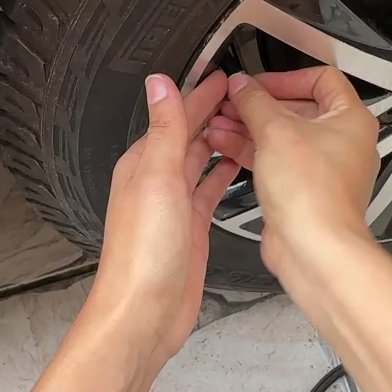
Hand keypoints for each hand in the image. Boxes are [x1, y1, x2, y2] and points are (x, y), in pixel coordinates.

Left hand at [85, 71, 239, 373]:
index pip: (176, 116)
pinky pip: (210, 190)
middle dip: (215, 113)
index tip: (224, 77)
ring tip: (248, 124)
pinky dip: (225, 174)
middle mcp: (157, 181)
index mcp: (144, 163)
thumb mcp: (156, 178)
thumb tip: (158, 84)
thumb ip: (164, 130)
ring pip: (202, 161)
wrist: (145, 313)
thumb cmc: (143, 254)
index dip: (200, 94)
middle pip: (190, 136)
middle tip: (245, 96)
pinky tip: (238, 166)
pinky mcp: (191, 228)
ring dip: (222, 141)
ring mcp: (175, 205)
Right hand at [203, 67, 379, 278]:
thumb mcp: (276, 131)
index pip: (321, 79)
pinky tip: (226, 143)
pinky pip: (276, 161)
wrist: (314, 246)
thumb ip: (255, 101)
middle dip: (259, 105)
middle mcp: (343, 143)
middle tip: (233, 101)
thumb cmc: (314, 195)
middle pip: (297, 109)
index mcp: (351, 119)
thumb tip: (243, 86)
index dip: (286, 77)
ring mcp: (324, 168)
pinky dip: (252, 150)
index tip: (259, 82)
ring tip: (221, 120)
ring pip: (283, 136)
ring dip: (249, 126)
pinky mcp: (304, 190)